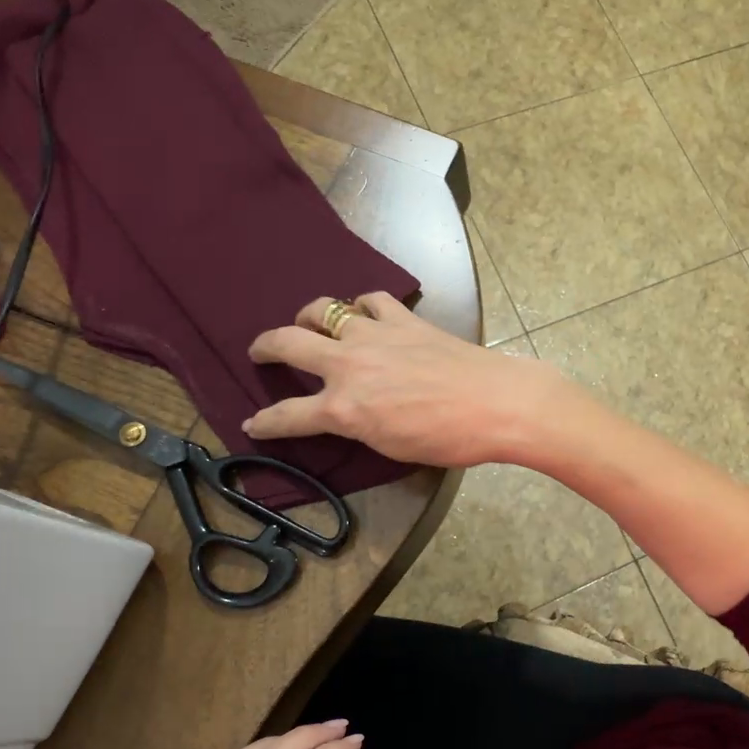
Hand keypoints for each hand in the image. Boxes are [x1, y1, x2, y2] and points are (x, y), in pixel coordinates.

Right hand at [244, 292, 569, 468]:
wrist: (496, 402)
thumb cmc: (449, 438)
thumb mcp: (393, 448)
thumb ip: (362, 426)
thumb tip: (351, 414)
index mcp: (343, 409)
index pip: (288, 416)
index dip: (265, 422)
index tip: (252, 423)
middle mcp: (348, 365)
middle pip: (288, 344)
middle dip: (265, 347)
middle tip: (259, 351)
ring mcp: (375, 335)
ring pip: (324, 310)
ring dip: (308, 316)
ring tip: (307, 322)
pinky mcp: (404, 319)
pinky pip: (371, 300)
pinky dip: (362, 306)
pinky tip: (365, 312)